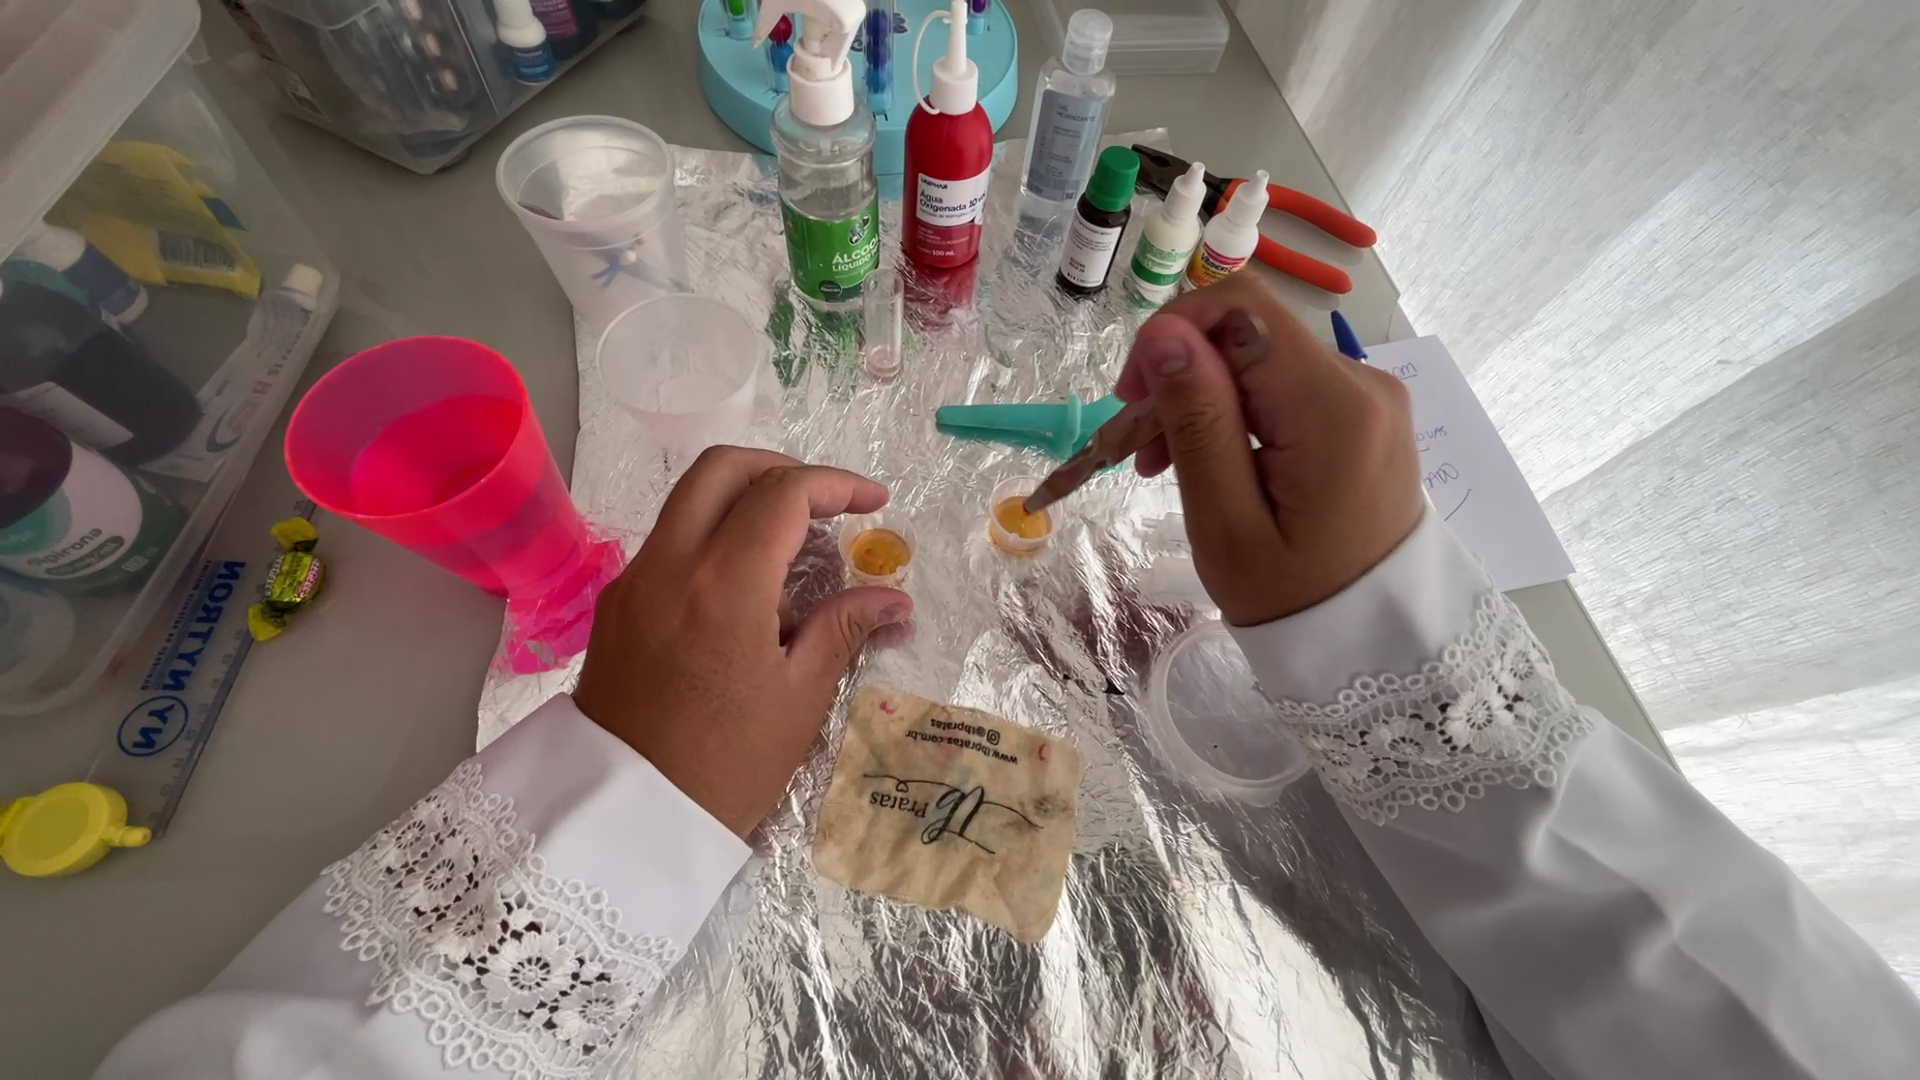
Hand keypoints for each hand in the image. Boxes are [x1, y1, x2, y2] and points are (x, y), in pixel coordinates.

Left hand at [572, 447, 912, 836]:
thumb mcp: (800, 698)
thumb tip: (896, 599)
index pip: (783, 493)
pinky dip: (717, 532)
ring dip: (747, 497)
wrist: (624, 822)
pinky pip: (672, 538)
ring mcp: (634, 579)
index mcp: (722, 586)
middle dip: (784, 467)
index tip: (874, 502)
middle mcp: (669, 564)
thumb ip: (845, 627)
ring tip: (796, 546)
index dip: (837, 484)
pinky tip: (749, 586)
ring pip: (690, 497)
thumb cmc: (725, 767)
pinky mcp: (617, 603)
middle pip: (723, 467)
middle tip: (828, 503)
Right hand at [1116, 274, 1424, 626]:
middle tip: (1141, 451)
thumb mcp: (1226, 521)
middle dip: (1179, 377)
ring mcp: (1367, 395)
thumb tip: (1165, 332)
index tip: (1132, 398)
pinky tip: (1211, 460)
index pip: (1241, 309)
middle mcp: (1361, 381)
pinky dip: (1233, 413)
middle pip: (1246, 335)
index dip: (1171, 334)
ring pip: (1257, 361)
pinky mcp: (1361, 413)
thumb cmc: (1291, 595)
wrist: (1373, 636)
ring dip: (1200, 399)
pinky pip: (1281, 388)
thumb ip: (1198, 422)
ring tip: (1165, 465)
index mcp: (1332, 406)